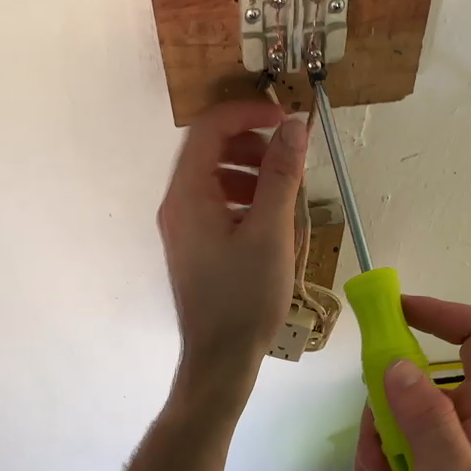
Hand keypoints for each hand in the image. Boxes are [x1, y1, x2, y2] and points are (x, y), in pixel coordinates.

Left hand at [156, 100, 309, 390]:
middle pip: (209, 149)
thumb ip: (281, 174)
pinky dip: (243, 200)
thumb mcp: (271, 232)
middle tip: (288, 161)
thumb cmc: (245, 299)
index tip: (287, 122)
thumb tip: (294, 125)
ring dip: (250, 173)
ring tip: (284, 195)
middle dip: (252, 144)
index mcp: (187, 196)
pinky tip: (270, 223)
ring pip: (214, 178)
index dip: (250, 113)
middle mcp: (176, 206)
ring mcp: (182, 229)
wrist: (220, 358)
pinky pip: (215, 206)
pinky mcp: (193, 249)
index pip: (210, 127)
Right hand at [354, 297, 470, 470]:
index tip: (392, 313)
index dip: (442, 312)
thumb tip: (397, 365)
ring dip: (377, 459)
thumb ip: (424, 417)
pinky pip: (393, 454)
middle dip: (382, 419)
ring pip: (395, 421)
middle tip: (379, 462)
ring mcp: (449, 449)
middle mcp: (470, 422)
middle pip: (415, 383)